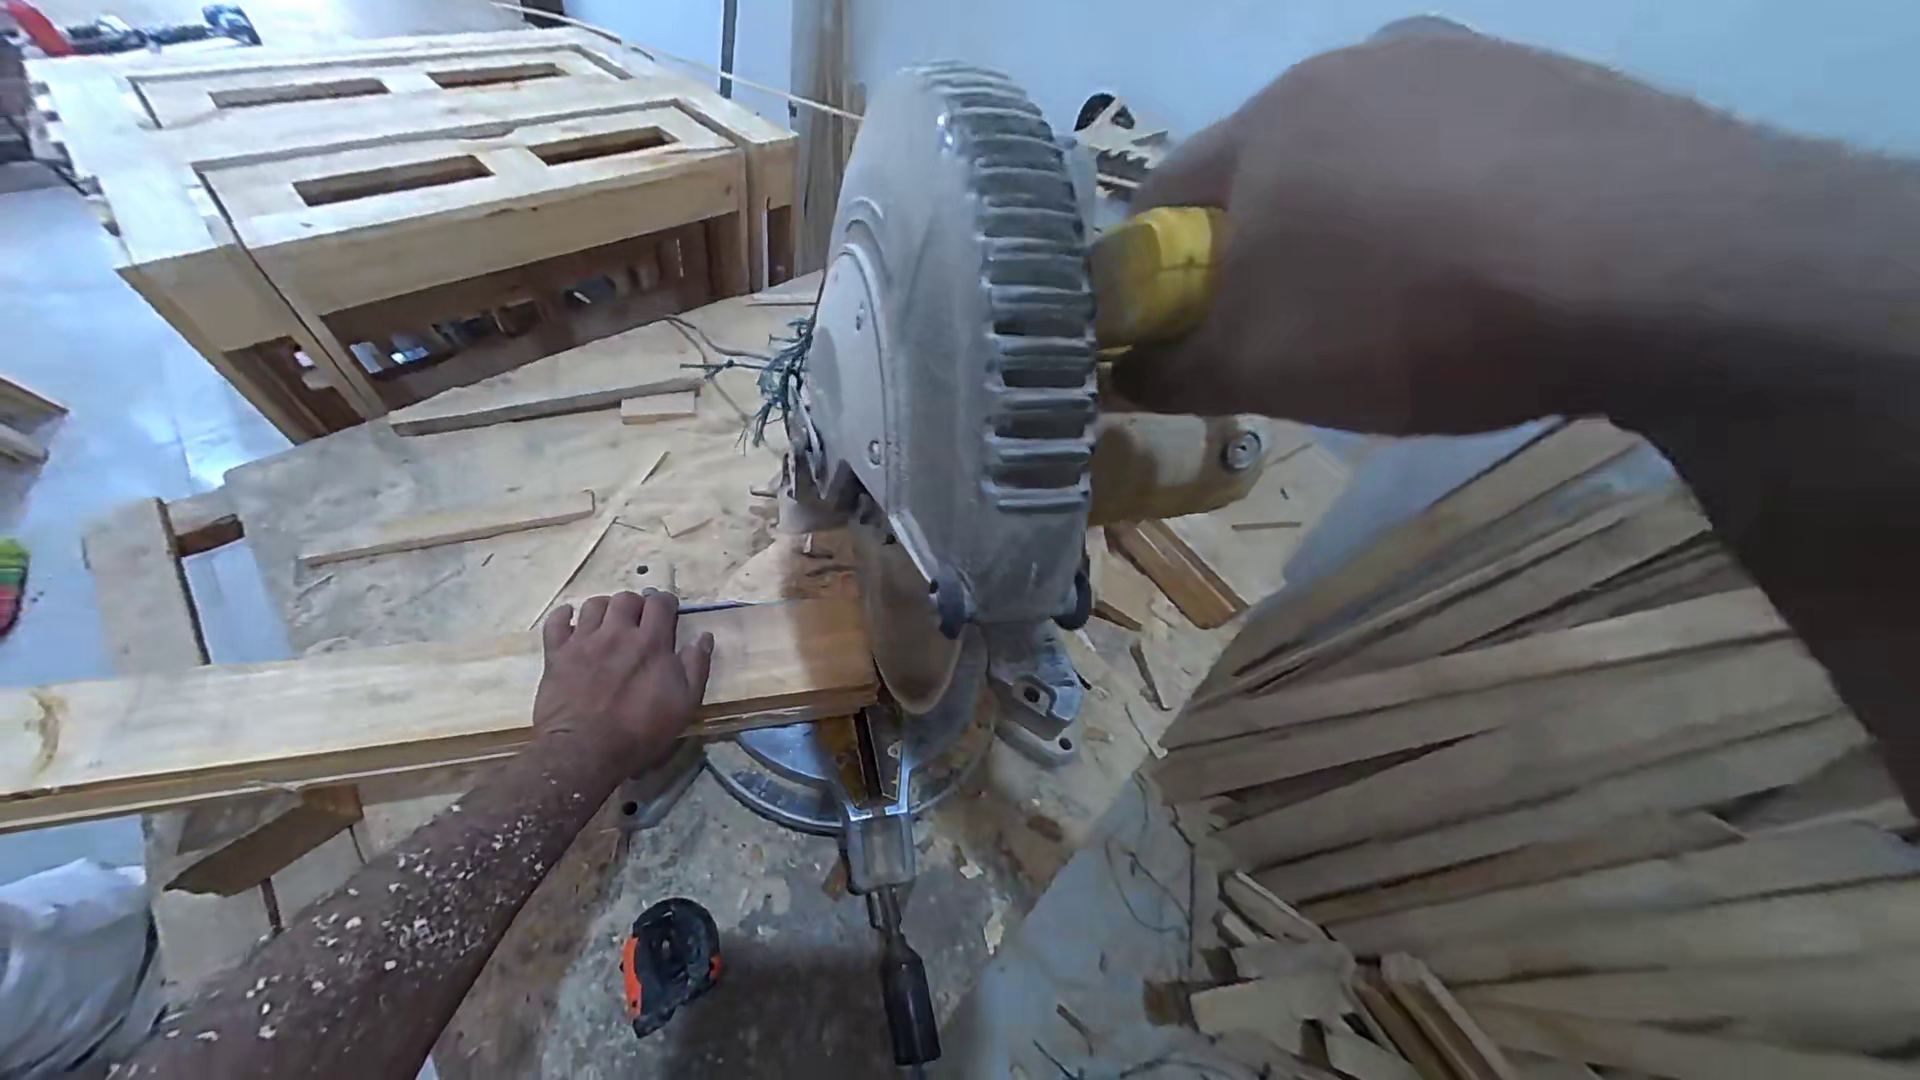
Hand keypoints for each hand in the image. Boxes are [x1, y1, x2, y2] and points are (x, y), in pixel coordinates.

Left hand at [532, 590, 714, 770]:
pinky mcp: (557, 655)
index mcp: (652, 642)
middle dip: (636, 604)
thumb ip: (697, 665)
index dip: (666, 603)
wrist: (585, 751)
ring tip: (608, 623)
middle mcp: (617, 633)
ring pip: (594, 604)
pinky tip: (571, 622)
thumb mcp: (685, 701)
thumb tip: (704, 636)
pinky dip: (564, 616)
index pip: (660, 602)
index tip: (668, 613)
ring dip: (605, 608)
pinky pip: (555, 622)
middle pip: (626, 598)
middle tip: (638, 621)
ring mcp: (584, 642)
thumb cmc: (642, 729)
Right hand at [1110, 22, 1761, 433]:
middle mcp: (1355, 66)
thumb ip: (1166, 374)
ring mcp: (1459, 64)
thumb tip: (1119, 378)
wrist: (1662, 275)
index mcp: (1270, 121)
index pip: (1160, 195)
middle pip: (1253, 177)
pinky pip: (1427, 160)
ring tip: (1357, 309)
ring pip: (1341, 166)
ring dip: (1320, 236)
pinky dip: (1404, 217)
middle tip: (1259, 328)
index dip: (1145, 268)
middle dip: (1237, 256)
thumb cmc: (1401, 317)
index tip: (1161, 324)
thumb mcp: (1254, 370)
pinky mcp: (1542, 88)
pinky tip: (1442, 274)